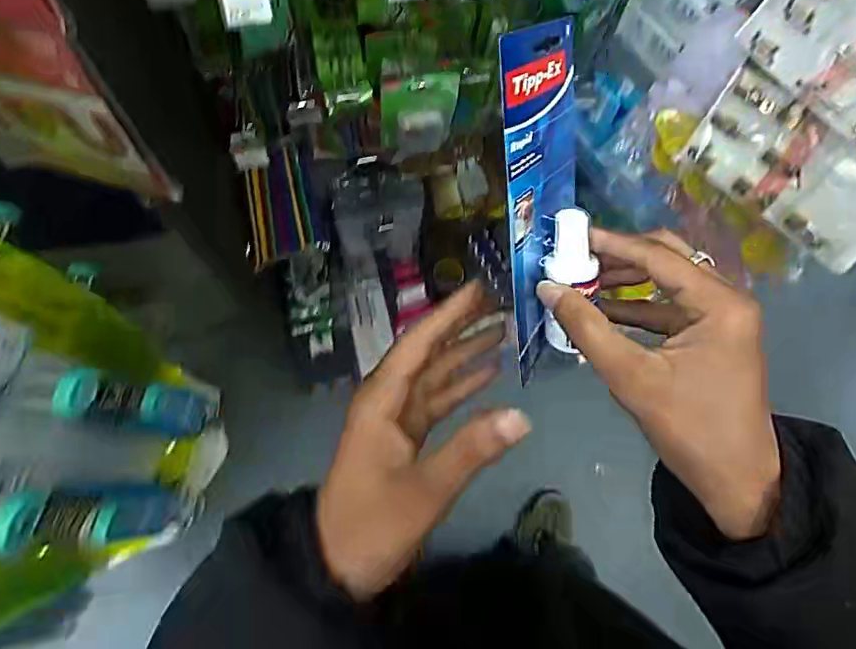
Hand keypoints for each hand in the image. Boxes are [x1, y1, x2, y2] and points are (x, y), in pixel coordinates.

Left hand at [317, 282, 530, 599]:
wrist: (333, 567)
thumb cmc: (371, 524)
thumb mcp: (424, 491)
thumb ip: (472, 450)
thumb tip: (522, 415)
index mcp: (383, 398)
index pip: (419, 343)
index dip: (449, 314)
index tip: (478, 288)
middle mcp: (388, 398)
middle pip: (428, 352)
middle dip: (461, 325)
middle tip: (498, 301)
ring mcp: (396, 418)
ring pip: (435, 374)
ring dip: (465, 353)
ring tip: (501, 329)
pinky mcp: (405, 438)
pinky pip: (437, 401)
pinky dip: (461, 386)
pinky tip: (488, 373)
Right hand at [537, 228, 780, 540]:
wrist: (739, 484)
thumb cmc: (691, 429)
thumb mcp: (631, 377)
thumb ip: (587, 327)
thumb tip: (548, 287)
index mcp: (720, 303)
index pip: (657, 256)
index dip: (612, 244)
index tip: (573, 236)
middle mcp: (727, 298)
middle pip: (666, 256)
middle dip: (619, 256)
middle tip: (577, 257)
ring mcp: (722, 315)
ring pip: (666, 277)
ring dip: (625, 278)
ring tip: (583, 280)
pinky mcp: (712, 332)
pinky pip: (669, 303)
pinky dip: (636, 303)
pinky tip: (601, 308)